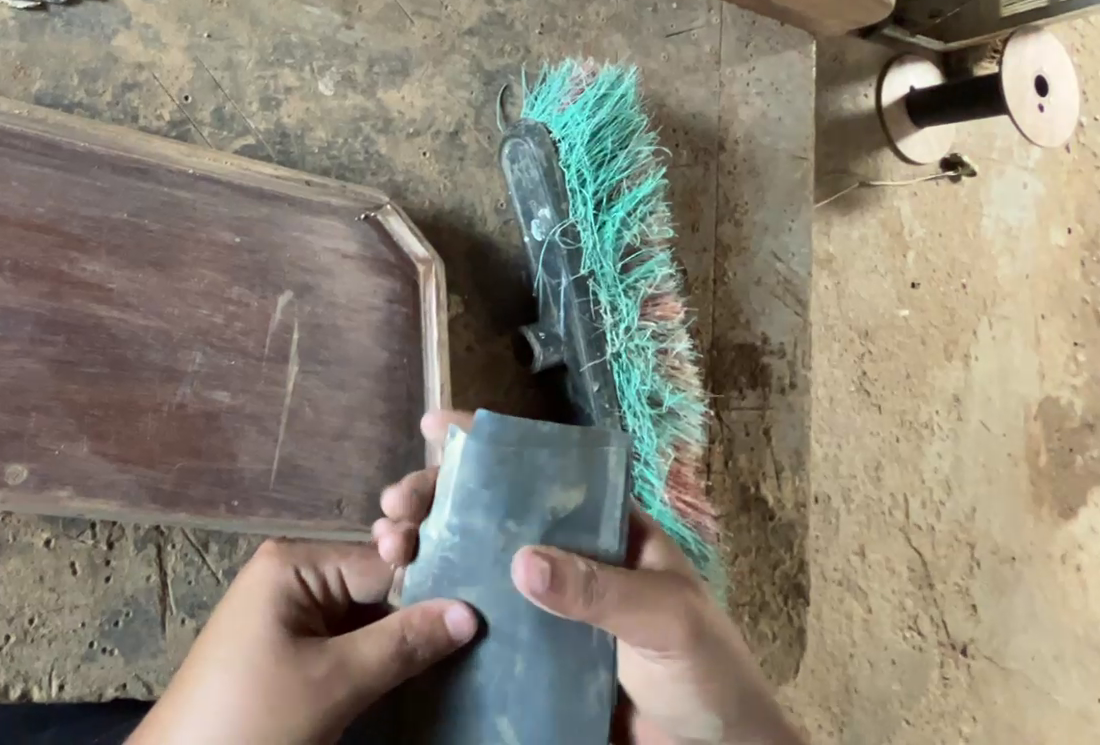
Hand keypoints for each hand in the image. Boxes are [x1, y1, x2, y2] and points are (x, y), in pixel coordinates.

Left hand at [129, 539, 477, 744]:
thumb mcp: (334, 682)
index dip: (431, 589)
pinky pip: (343, 636)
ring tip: (458, 649)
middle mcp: (292, 573)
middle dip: (416, 611)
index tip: (485, 607)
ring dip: (399, 637)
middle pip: (373, 584)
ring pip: (362, 614)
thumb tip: (470, 612)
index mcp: (295, 563)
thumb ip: (402, 644)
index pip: (381, 564)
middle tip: (479, 631)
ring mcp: (288, 609)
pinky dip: (374, 654)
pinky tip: (413, 667)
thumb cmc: (255, 717)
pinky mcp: (288, 644)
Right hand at [375, 410, 804, 744]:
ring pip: (468, 553)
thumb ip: (602, 590)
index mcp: (600, 525)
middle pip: (486, 506)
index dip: (484, 440)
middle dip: (433, 492)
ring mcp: (538, 599)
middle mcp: (560, 550)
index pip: (539, 468)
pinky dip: (431, 594)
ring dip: (422, 538)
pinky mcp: (523, 647)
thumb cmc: (708, 674)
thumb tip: (522, 562)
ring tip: (390, 545)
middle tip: (397, 504)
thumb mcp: (667, 619)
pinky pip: (470, 610)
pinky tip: (401, 588)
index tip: (433, 425)